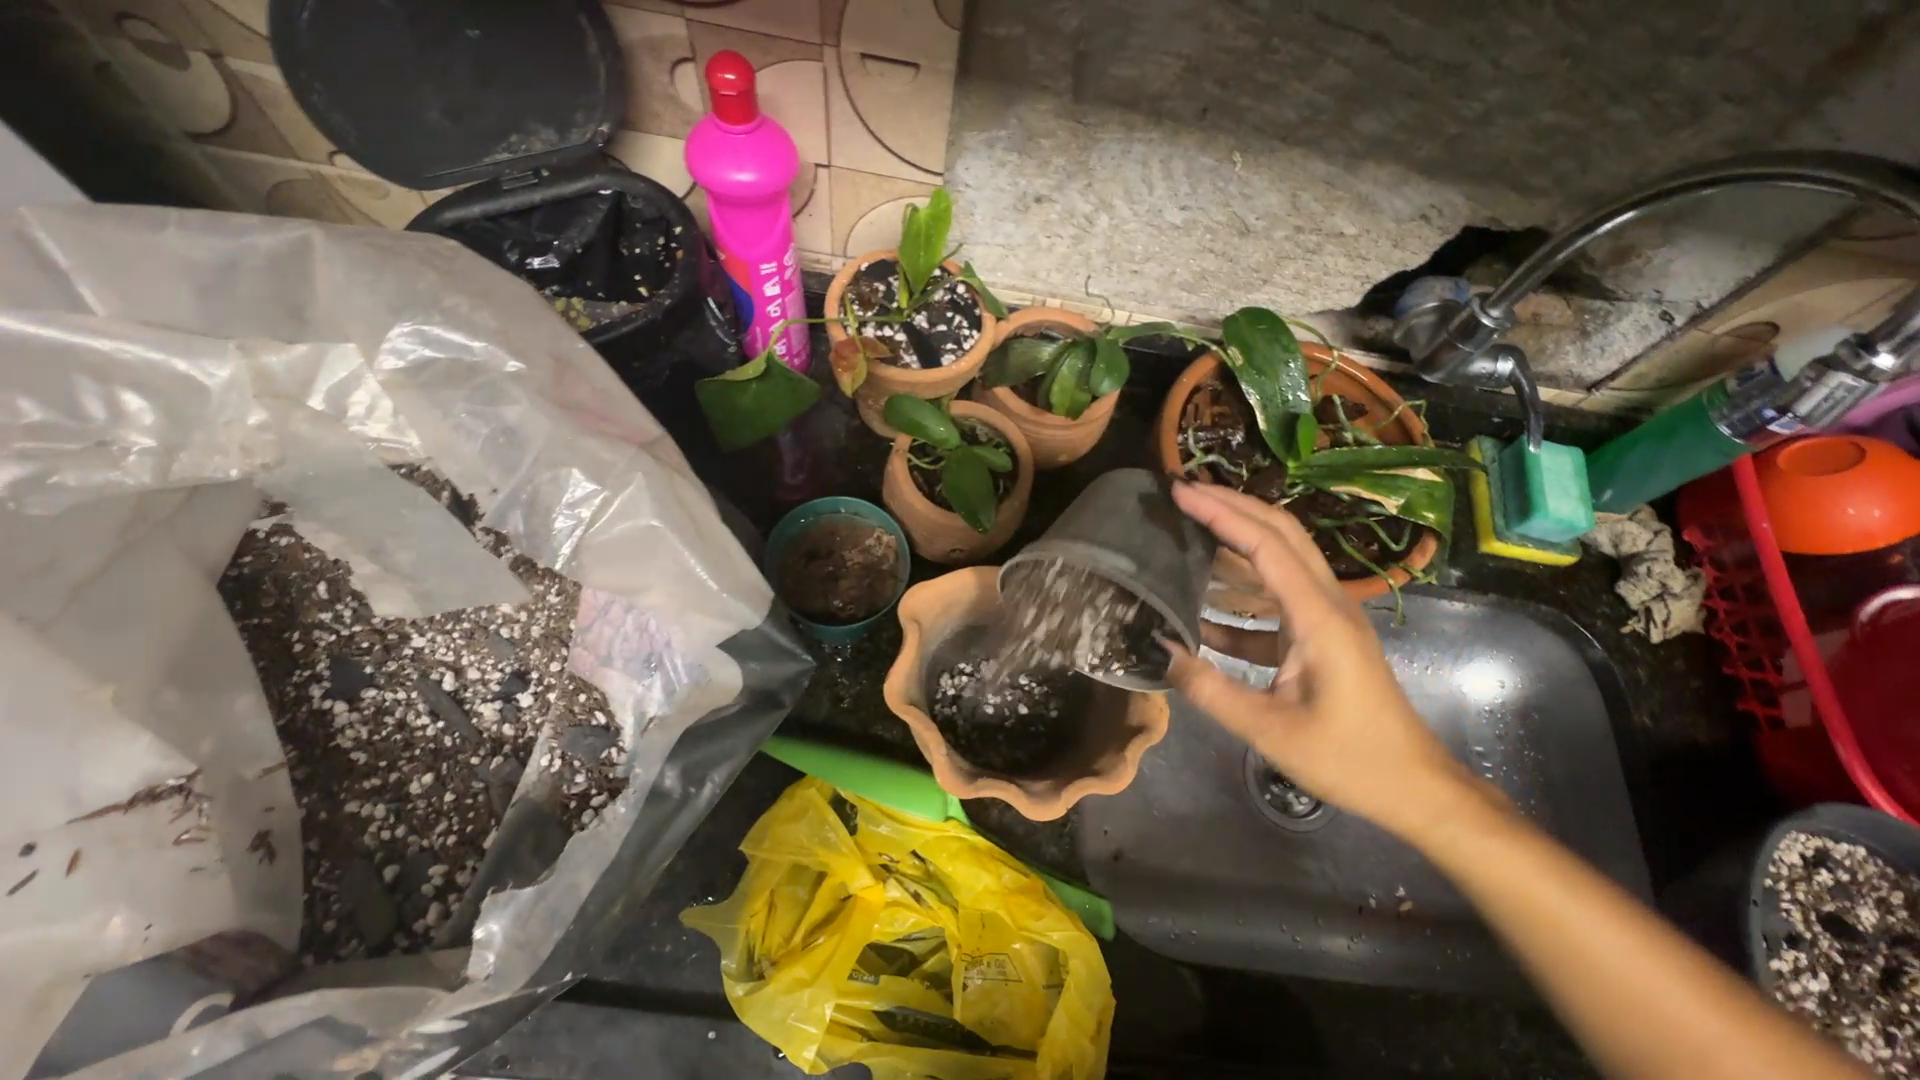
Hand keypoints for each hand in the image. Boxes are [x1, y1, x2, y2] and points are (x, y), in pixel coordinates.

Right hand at [1166, 481, 1491, 835]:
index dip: (1221, 514)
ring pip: (1282, 559)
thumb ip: (1209, 688)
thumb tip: (1158, 647)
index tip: (1180, 491)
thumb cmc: (1347, 759)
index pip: (1265, 546)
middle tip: (1182, 493)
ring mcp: (1328, 618)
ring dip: (1237, 540)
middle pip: (1280, 534)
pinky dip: (1242, 593)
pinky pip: (1279, 599)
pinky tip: (1204, 608)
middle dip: (1232, 506)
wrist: (1413, 785)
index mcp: (1318, 618)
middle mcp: (1327, 604)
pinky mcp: (1323, 637)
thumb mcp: (1268, 730)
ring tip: (1188, 530)